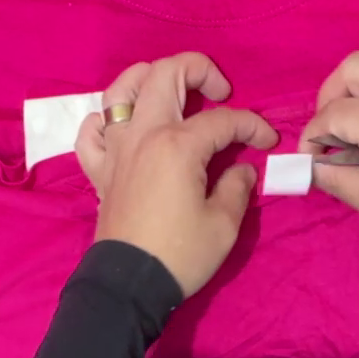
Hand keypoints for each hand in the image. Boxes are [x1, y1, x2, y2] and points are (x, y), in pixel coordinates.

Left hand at [75, 53, 278, 296]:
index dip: (251, 126)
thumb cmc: (180, 256)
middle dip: (199, 71)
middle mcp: (144, 135)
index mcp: (178, 144)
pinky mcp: (100, 173)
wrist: (130, 286)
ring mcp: (116, 151)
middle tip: (219, 93)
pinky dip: (104, 122)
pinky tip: (122, 129)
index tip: (267, 142)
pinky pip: (91, 133)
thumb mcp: (223, 226)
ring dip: (147, 79)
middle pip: (166, 74)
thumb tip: (242, 170)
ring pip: (121, 90)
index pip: (223, 120)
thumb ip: (236, 188)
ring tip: (169, 93)